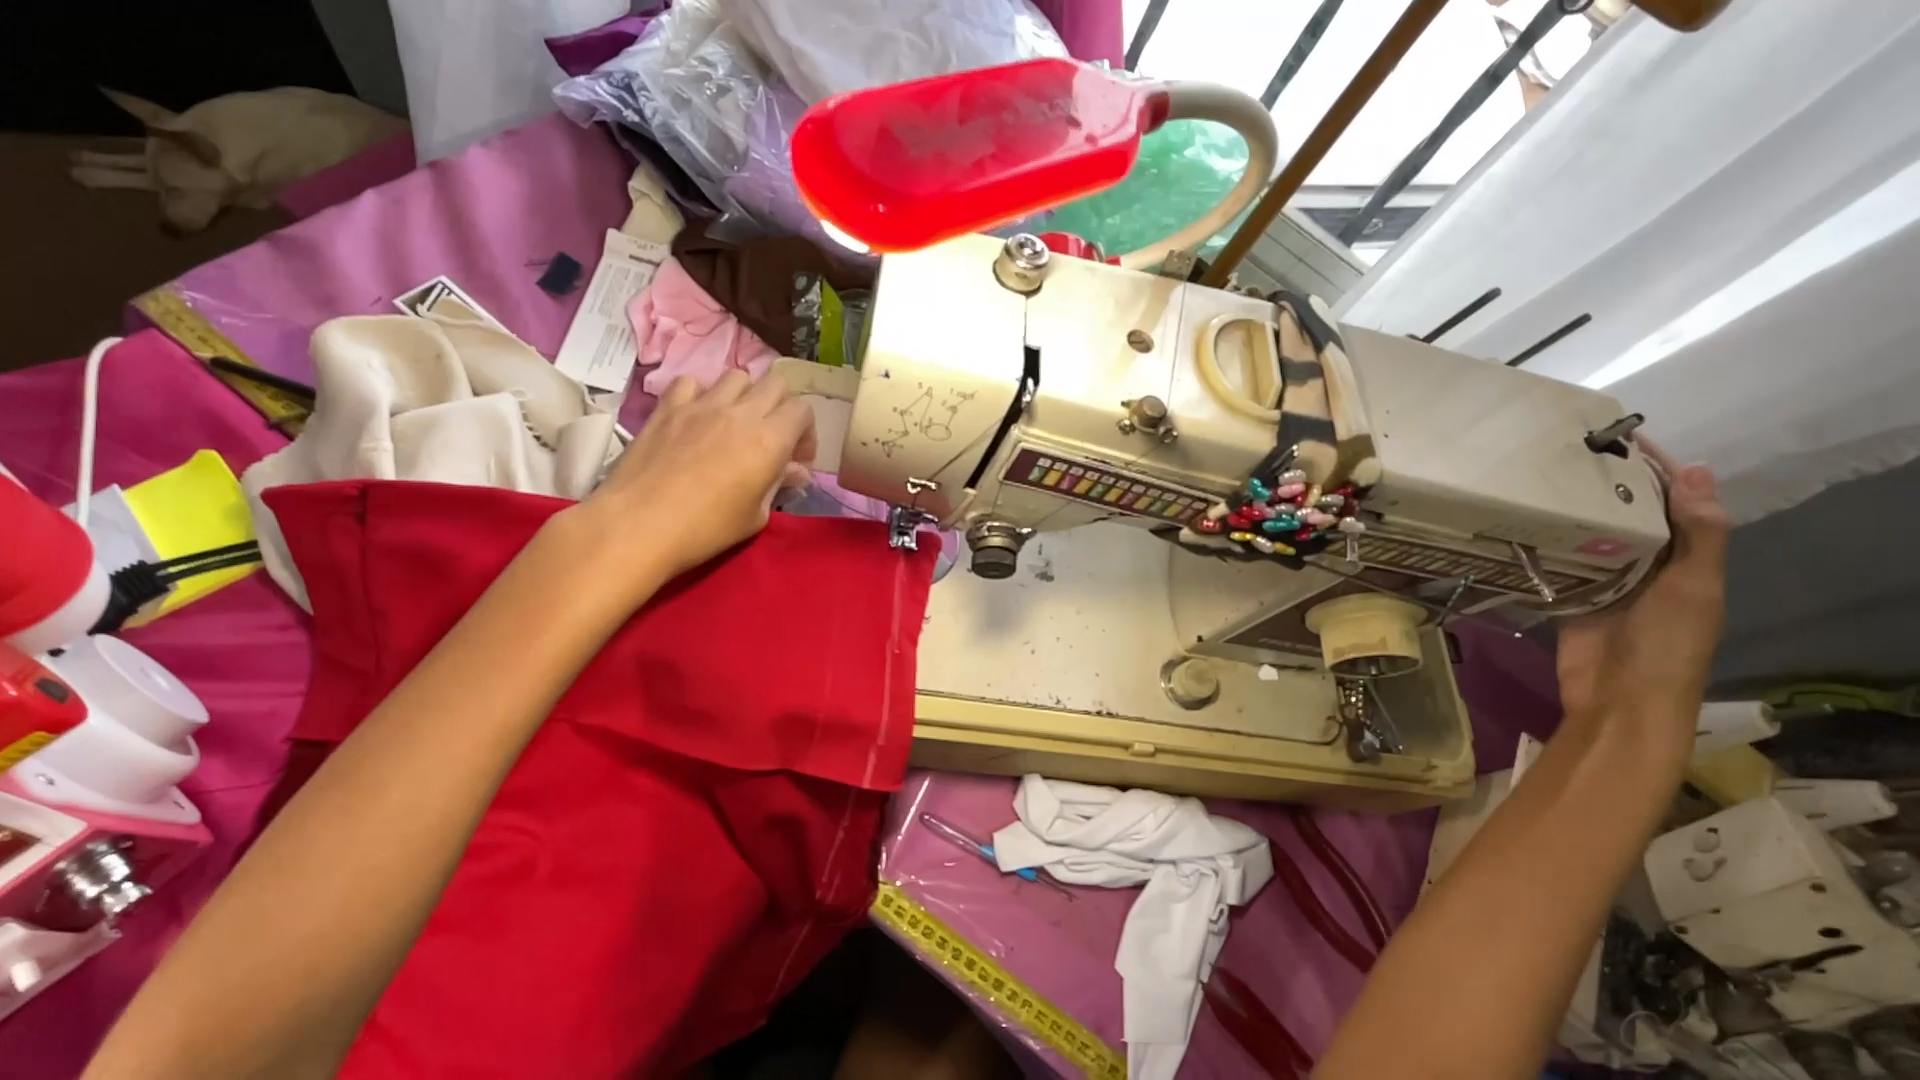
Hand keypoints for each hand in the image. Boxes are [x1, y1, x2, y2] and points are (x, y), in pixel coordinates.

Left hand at [573, 370, 814, 586]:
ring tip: (733, 423)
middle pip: (775, 383)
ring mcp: (701, 405)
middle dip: (780, 407)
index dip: (805, 432)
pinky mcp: (667, 407)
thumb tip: (794, 471)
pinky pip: (691, 382)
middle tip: (770, 436)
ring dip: (743, 396)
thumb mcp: (754, 517)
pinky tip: (695, 417)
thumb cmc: (705, 530)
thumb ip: (777, 485)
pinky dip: (699, 394)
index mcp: (769, 439)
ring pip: (736, 376)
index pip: (802, 410)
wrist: (638, 525)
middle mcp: (740, 412)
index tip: (795, 459)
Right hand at [1556, 439, 1729, 733]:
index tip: (1618, 436)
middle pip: (1628, 515)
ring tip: (1536, 477)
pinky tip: (1521, 522)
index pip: (1674, 502)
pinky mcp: (1569, 600)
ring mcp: (1605, 584)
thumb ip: (1699, 533)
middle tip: (1562, 450)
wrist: (1619, 703)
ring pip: (1590, 536)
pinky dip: (1544, 546)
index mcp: (1687, 561)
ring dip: (1571, 511)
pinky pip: (1557, 565)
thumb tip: (1696, 469)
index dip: (1655, 469)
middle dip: (1604, 484)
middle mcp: (1647, 567)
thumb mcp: (1694, 588)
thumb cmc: (1666, 645)